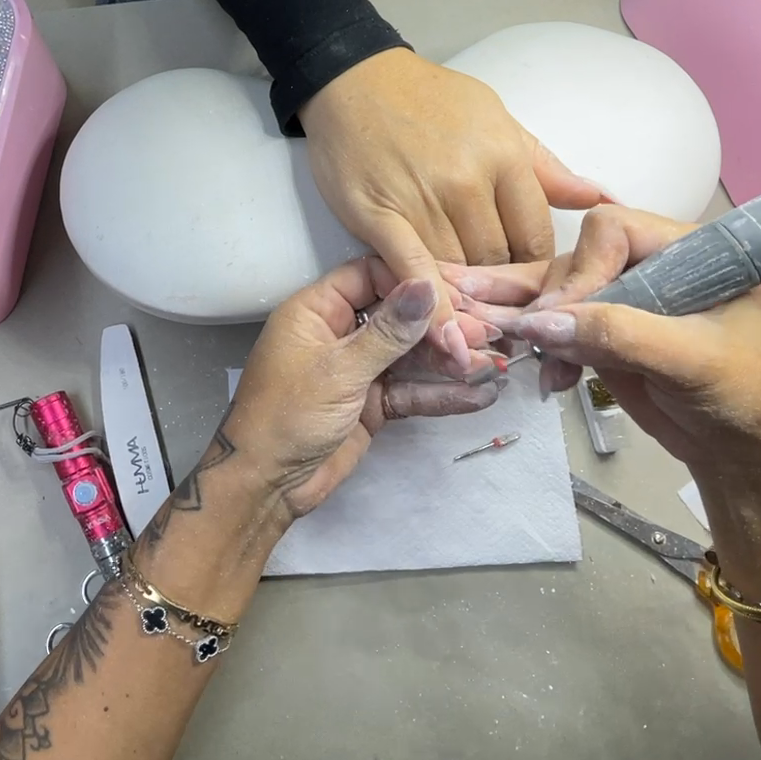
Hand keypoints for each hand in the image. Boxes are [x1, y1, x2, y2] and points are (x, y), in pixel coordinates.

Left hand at [225, 259, 508, 519]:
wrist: (266, 483)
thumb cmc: (289, 415)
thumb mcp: (340, 370)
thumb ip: (388, 331)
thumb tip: (425, 286)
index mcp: (315, 311)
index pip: (370, 276)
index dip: (412, 281)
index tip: (455, 294)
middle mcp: (336, 333)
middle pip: (396, 316)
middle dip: (439, 325)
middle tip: (486, 333)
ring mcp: (355, 370)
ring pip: (408, 355)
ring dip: (448, 361)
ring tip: (494, 363)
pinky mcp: (369, 403)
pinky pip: (409, 390)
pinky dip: (440, 394)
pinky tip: (479, 395)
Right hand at [297, 48, 604, 367]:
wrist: (352, 83)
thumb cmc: (425, 99)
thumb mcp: (494, 119)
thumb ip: (542, 166)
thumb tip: (600, 199)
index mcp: (504, 157)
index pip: (535, 236)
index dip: (537, 272)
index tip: (529, 292)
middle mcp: (469, 183)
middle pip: (499, 261)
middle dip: (502, 292)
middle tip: (499, 316)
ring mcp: (423, 202)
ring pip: (459, 271)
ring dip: (468, 304)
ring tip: (475, 334)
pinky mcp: (380, 217)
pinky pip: (414, 270)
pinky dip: (432, 308)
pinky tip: (447, 340)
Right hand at [444, 207, 760, 472]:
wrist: (749, 454)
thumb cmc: (746, 397)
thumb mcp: (690, 362)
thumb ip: (616, 334)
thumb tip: (535, 322)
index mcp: (685, 252)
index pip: (611, 232)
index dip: (581, 270)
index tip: (563, 319)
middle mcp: (646, 266)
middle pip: (572, 262)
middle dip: (543, 300)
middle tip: (515, 333)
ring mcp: (620, 300)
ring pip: (553, 293)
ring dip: (520, 315)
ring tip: (477, 324)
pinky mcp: (599, 334)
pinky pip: (553, 326)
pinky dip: (532, 342)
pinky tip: (514, 352)